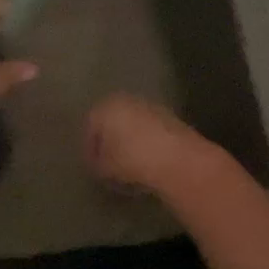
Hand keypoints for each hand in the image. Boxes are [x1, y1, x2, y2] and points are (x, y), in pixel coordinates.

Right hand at [85, 94, 214, 191]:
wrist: (179, 159)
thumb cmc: (132, 159)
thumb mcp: (105, 168)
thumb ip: (96, 164)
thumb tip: (98, 164)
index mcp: (105, 107)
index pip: (89, 126)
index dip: (89, 148)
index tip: (92, 165)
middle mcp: (126, 100)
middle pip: (111, 121)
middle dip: (109, 141)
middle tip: (108, 162)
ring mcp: (151, 107)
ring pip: (132, 124)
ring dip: (128, 141)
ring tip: (128, 163)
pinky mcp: (171, 117)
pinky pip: (149, 130)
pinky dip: (145, 142)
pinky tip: (147, 160)